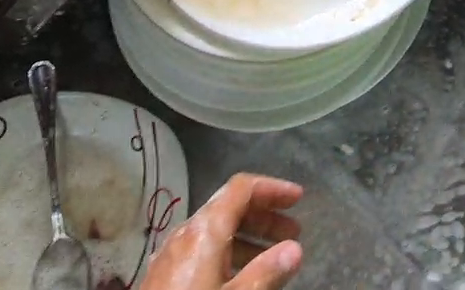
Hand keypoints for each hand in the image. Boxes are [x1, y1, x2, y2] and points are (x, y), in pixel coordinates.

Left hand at [137, 173, 302, 289]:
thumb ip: (266, 273)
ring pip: (218, 230)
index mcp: (205, 229)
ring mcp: (173, 253)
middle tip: (294, 232)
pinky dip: (230, 253)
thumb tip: (295, 248)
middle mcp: (187, 232)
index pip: (242, 187)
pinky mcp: (165, 275)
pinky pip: (204, 251)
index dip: (273, 188)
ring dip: (250, 236)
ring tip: (275, 258)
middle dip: (265, 215)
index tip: (299, 199)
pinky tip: (242, 276)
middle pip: (231, 206)